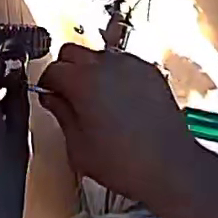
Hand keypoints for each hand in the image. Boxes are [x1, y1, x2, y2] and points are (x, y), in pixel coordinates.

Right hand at [35, 45, 203, 204]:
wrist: (170, 167)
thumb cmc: (127, 163)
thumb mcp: (80, 148)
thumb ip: (61, 115)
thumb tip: (52, 99)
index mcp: (82, 81)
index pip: (53, 69)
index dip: (47, 82)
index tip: (49, 93)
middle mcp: (104, 64)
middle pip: (72, 51)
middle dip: (65, 68)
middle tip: (68, 92)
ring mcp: (128, 63)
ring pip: (97, 55)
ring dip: (91, 70)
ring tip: (96, 99)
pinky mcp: (147, 69)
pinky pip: (122, 63)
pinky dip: (115, 74)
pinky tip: (120, 100)